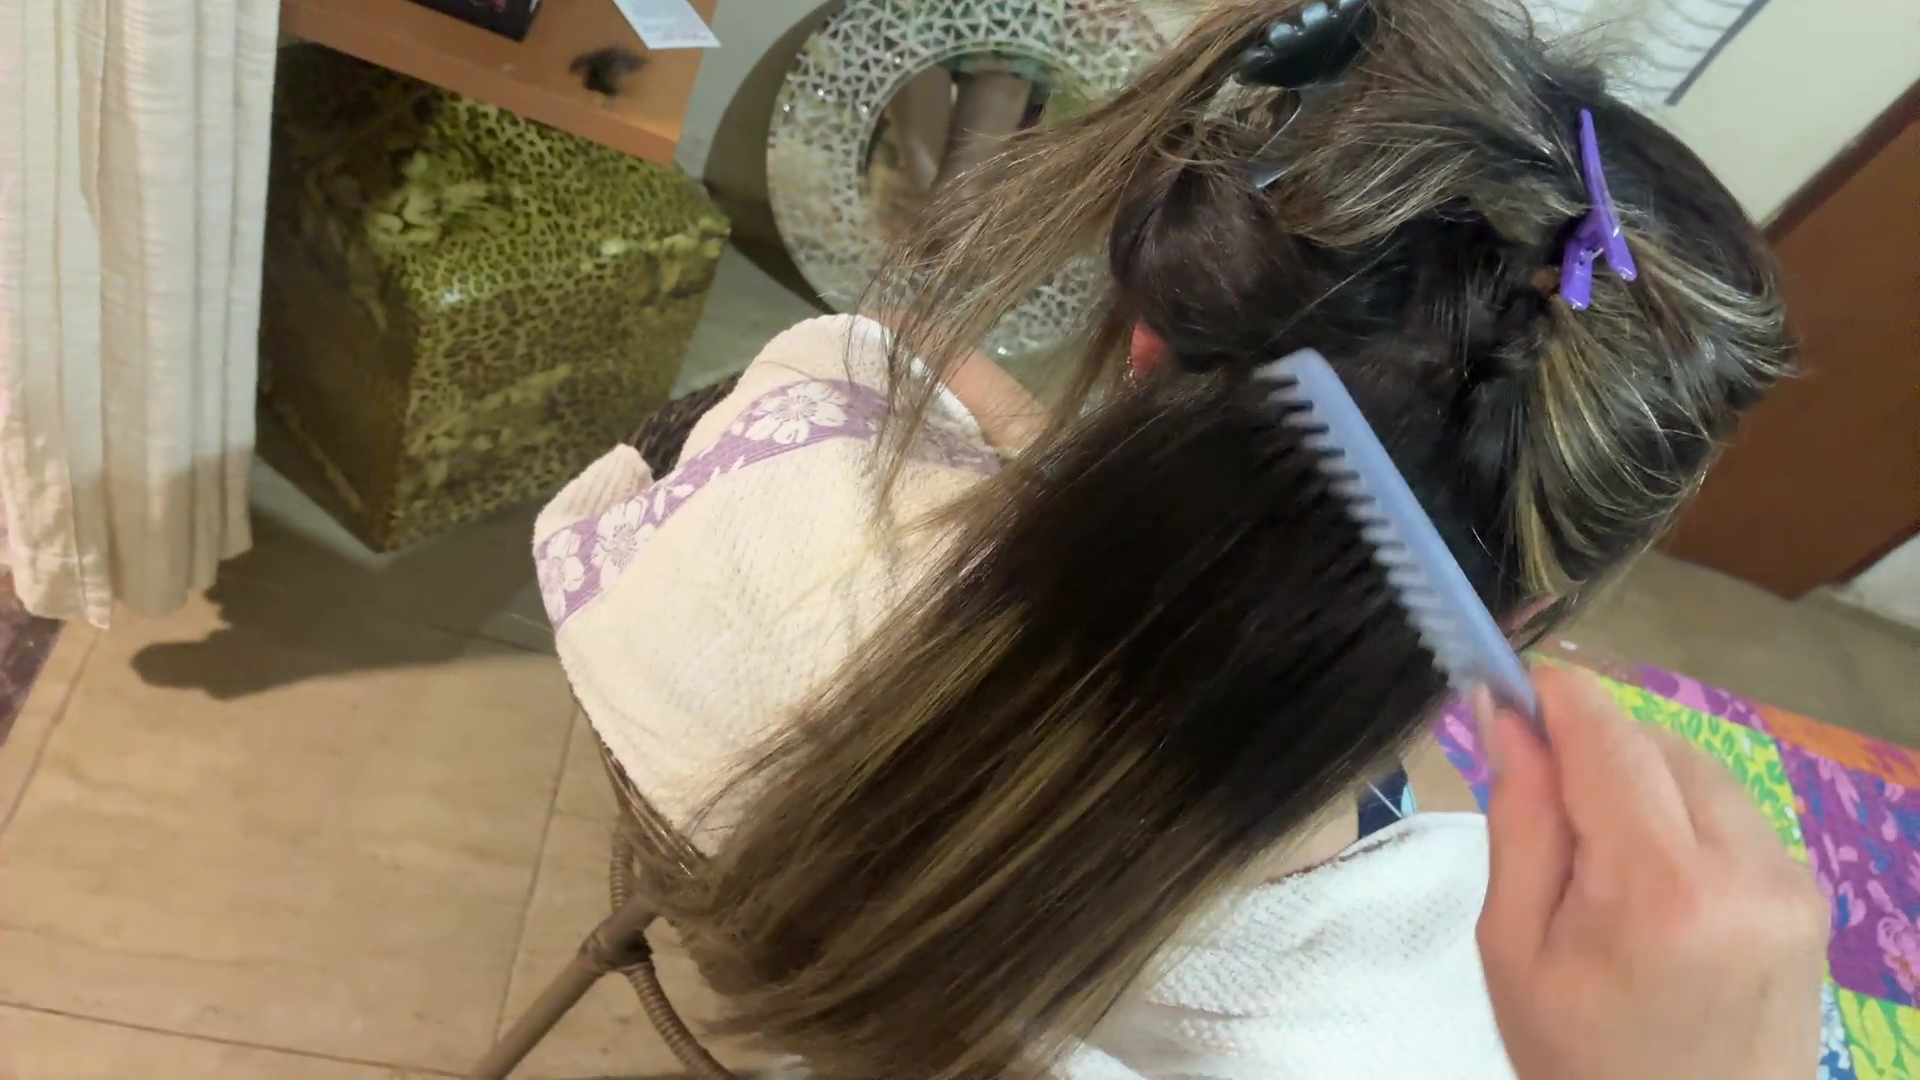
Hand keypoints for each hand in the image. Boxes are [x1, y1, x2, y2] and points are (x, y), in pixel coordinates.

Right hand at [1475, 666, 1827, 1079]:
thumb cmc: (1571, 1043)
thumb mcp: (1511, 933)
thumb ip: (1518, 815)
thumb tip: (1501, 711)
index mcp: (1662, 886)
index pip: (1608, 737)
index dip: (1550, 694)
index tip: (1499, 688)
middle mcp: (1749, 871)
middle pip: (1652, 740)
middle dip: (1582, 734)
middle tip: (1525, 779)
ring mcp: (1794, 884)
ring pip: (1691, 763)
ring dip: (1624, 765)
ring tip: (1579, 826)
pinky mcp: (1807, 895)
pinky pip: (1722, 802)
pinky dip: (1664, 796)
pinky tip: (1631, 850)